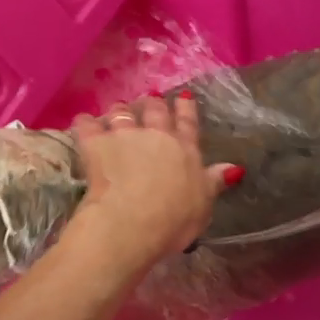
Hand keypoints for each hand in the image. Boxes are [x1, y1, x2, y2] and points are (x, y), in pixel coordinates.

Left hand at [69, 93, 238, 262]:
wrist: (132, 223)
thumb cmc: (174, 220)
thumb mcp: (203, 204)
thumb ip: (214, 182)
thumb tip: (234, 168)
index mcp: (185, 150)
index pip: (187, 123)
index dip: (186, 109)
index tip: (184, 97)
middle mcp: (157, 136)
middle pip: (155, 111)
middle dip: (153, 104)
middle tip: (150, 101)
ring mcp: (125, 137)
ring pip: (122, 113)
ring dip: (121, 110)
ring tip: (119, 110)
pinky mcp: (96, 144)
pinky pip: (88, 125)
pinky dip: (86, 122)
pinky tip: (84, 120)